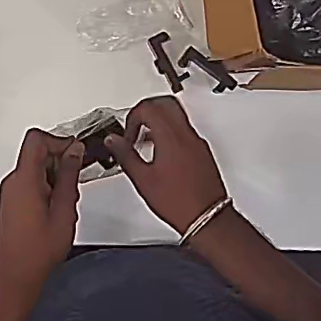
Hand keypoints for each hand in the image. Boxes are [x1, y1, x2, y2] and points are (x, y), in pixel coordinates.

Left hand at [0, 129, 82, 293]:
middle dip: (60, 160)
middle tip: (74, 180)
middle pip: (37, 151)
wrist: (17, 276)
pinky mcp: (11, 200)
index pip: (37, 139)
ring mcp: (10, 192)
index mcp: (24, 180)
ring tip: (66, 199)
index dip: (59, 141)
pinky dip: (46, 185)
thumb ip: (69, 175)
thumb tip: (74, 151)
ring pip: (35, 166)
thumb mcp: (64, 208)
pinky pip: (30, 180)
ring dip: (55, 175)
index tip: (75, 154)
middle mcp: (13, 182)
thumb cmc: (37, 250)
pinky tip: (57, 206)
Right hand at [106, 96, 228, 235]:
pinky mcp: (202, 150)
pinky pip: (185, 129)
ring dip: (159, 120)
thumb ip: (125, 155)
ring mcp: (197, 141)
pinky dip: (170, 132)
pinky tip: (160, 152)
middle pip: (166, 103)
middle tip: (135, 126)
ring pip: (177, 114)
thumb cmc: (179, 202)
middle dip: (146, 110)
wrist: (207, 217)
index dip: (133, 117)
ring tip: (144, 141)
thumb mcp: (143, 180)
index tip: (128, 134)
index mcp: (171, 137)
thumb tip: (113, 141)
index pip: (150, 107)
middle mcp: (187, 135)